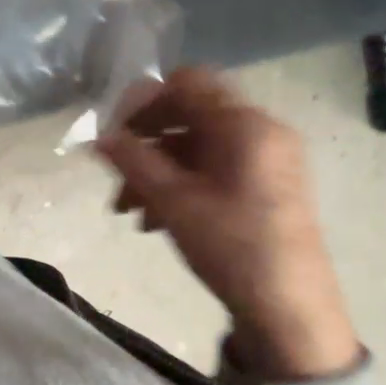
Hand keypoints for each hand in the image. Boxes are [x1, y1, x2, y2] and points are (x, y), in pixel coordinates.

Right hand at [96, 68, 360, 379]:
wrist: (286, 301)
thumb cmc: (230, 245)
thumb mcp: (172, 201)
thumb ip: (133, 162)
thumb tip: (99, 136)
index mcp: (245, 126)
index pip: (187, 83)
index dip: (143, 100)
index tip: (110, 133)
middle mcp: (260, 131)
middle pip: (188, 117)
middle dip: (143, 144)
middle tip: (113, 179)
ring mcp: (266, 158)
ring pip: (195, 147)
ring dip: (154, 171)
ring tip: (128, 211)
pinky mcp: (264, 184)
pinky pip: (211, 168)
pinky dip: (178, 184)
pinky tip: (156, 219)